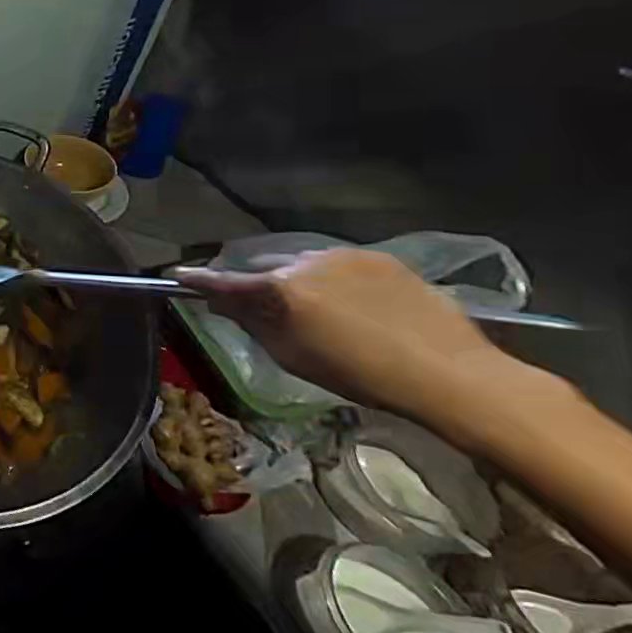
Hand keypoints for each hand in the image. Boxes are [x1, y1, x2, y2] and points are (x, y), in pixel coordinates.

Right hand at [174, 248, 546, 421]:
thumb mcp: (295, 358)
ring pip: (302, 262)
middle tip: (268, 308)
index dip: (200, 280)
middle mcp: (305, 263)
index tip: (180, 276)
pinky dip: (333, 280)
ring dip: (298, 279)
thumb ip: (254, 324)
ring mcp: (344, 256)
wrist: (452, 375)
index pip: (227, 282)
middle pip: (265, 267)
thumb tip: (225, 302)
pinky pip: (339, 264)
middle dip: (260, 283)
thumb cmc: (363, 376)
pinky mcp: (378, 257)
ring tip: (318, 308)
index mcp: (281, 290)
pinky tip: (355, 305)